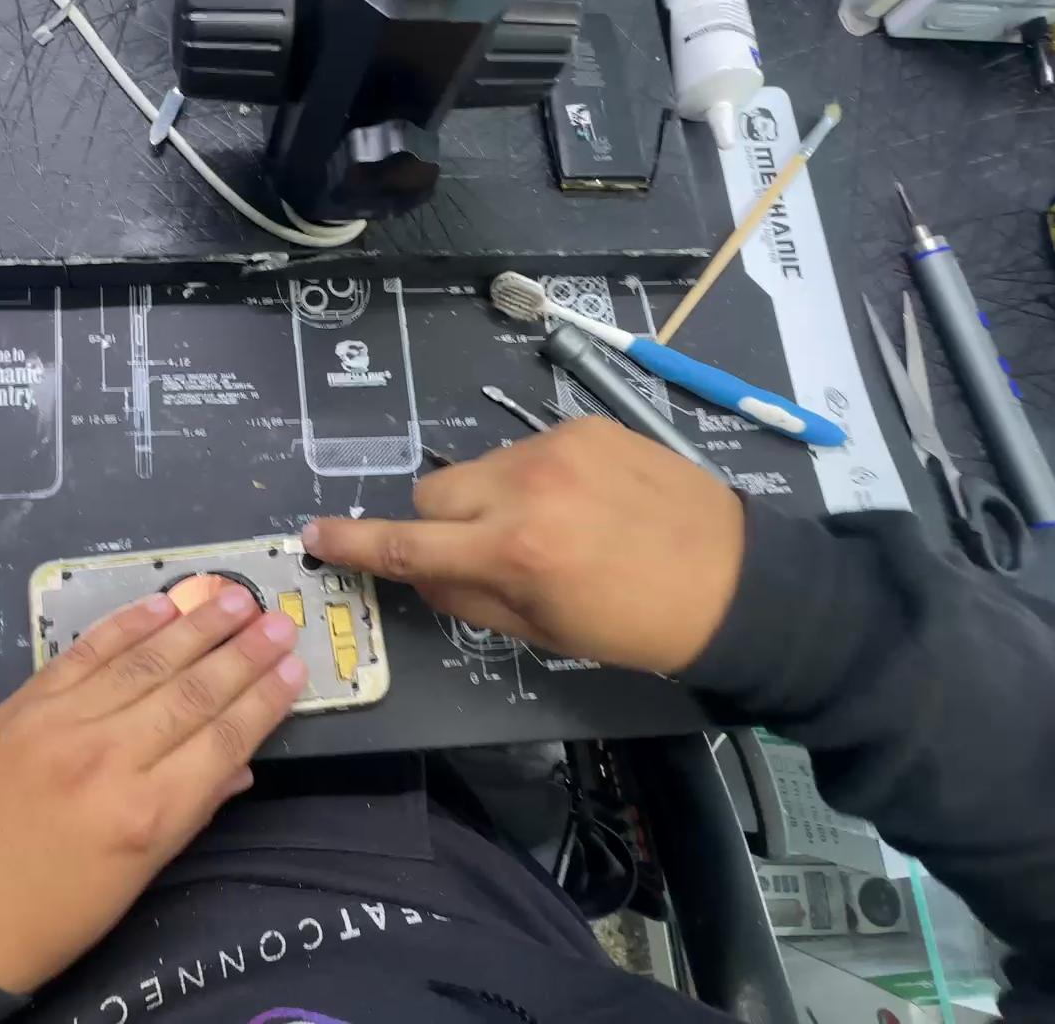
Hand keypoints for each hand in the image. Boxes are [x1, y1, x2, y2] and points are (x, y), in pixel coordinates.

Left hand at [0, 587, 304, 994]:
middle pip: (193, 692)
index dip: (265, 700)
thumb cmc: (50, 913)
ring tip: (235, 598)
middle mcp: (110, 757)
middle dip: (244, 653)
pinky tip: (162, 605)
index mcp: (146, 815)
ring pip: (146, 661)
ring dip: (197, 626)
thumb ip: (192, 811)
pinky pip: (86, 651)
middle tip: (279, 620)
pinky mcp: (26, 702)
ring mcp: (63, 722)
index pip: (224, 740)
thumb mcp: (135, 879)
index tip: (295, 667)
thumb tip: (240, 763)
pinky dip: (127, 624)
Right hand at [303, 417, 743, 674]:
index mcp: (514, 552)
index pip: (407, 546)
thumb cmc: (632, 624)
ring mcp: (553, 446)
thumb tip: (414, 568)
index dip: (353, 543)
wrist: (740, 580)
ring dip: (483, 498)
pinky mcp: (580, 424)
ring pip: (469, 470)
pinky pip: (517, 450)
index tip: (313, 535)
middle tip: (483, 548)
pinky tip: (575, 497)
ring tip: (544, 521)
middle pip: (428, 494)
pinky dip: (525, 477)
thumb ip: (461, 596)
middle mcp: (524, 488)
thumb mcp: (538, 630)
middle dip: (439, 524)